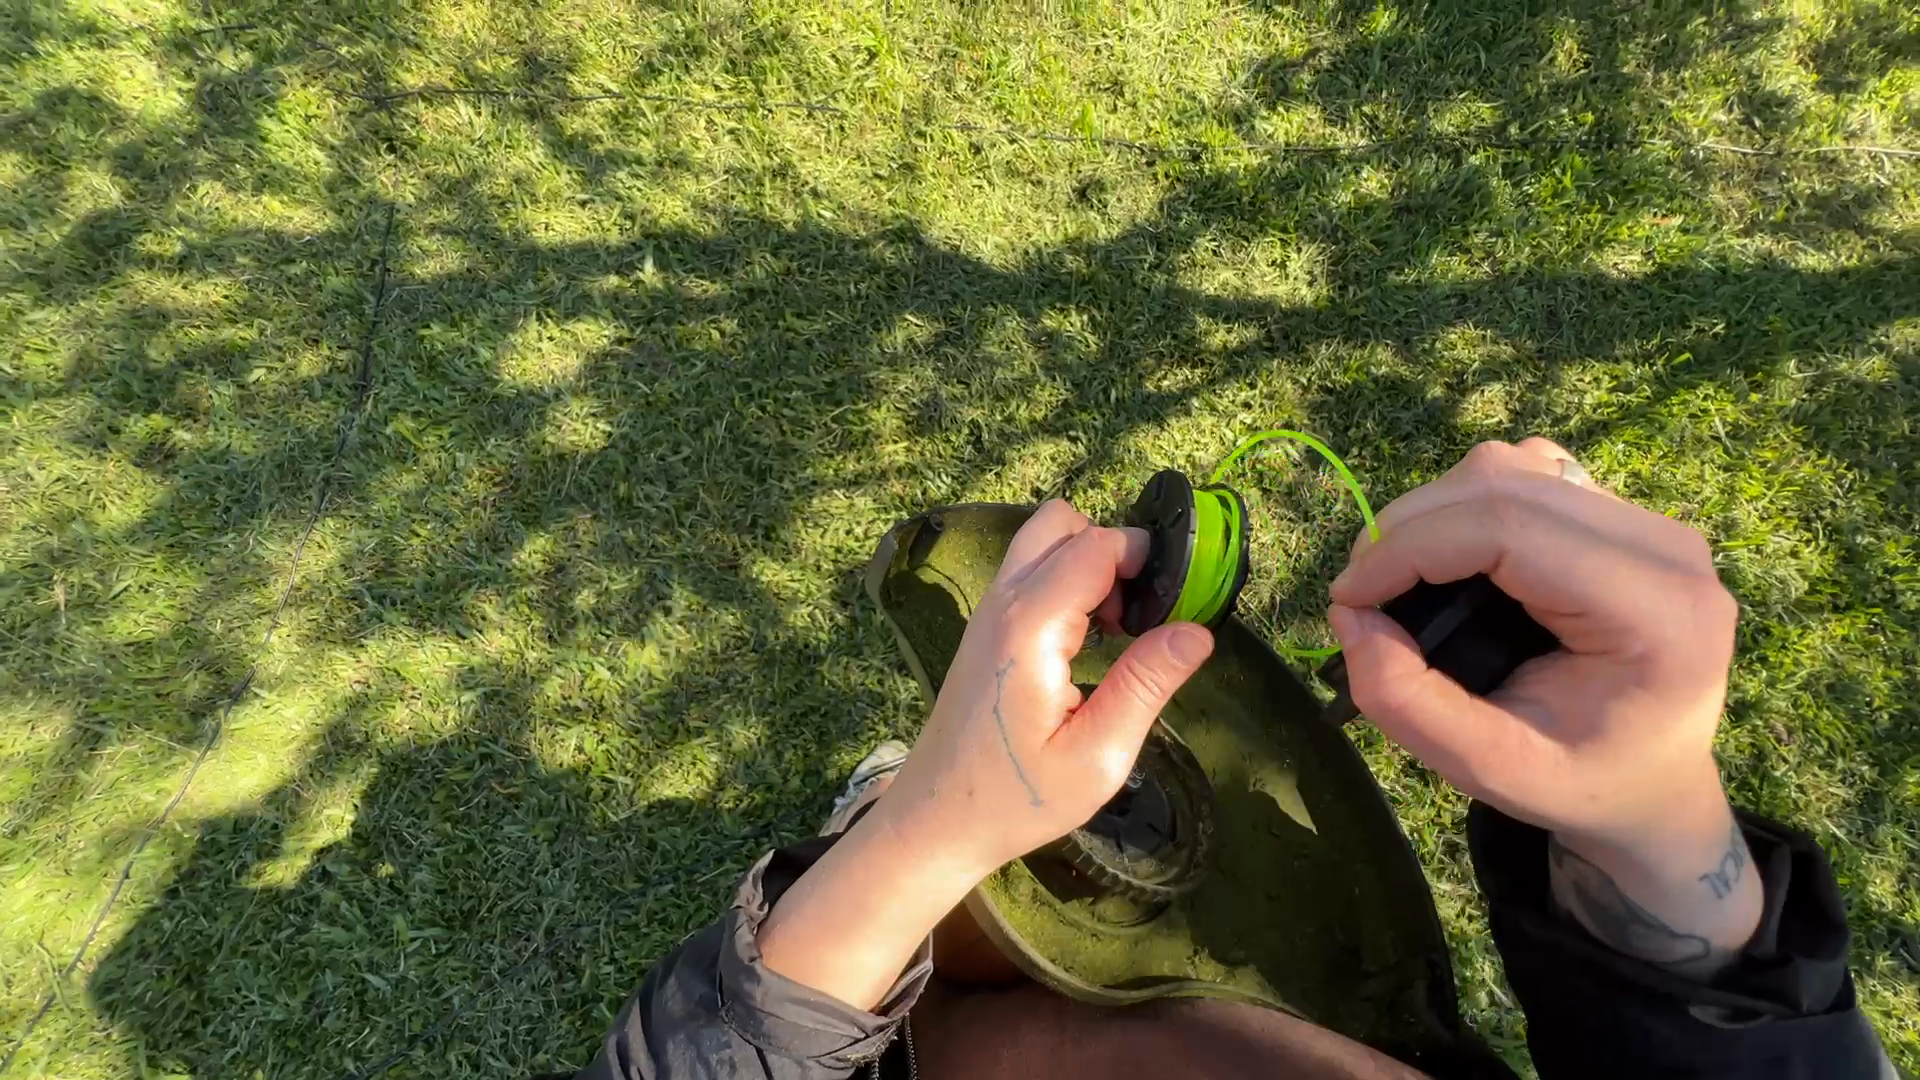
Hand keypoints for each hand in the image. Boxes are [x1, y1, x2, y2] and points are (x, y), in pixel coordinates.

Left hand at [760, 500, 1213, 1008]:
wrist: (937, 815)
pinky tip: (1083, 637)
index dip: (1144, 556)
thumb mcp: (1098, 756)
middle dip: (1111, 548)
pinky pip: (1030, 570)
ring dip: (1086, 561)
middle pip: (1061, 522)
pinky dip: (1064, 579)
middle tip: (1136, 610)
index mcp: (1031, 626)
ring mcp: (987, 608)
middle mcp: (1003, 600)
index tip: (1175, 600)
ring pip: (1042, 541)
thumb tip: (1198, 629)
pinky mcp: (985, 624)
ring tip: (1113, 626)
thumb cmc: (1017, 797)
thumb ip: (1146, 684)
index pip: (1095, 545)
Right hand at [1327, 438, 1760, 972]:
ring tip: (1397, 575)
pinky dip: (1457, 504)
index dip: (1405, 550)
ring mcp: (1641, 521)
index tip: (1346, 599)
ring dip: (1426, 514)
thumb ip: (1405, 700)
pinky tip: (1448, 556)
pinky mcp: (1612, 513)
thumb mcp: (1486, 768)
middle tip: (1360, 591)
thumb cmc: (1577, 780)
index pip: (1506, 526)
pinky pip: (1518, 471)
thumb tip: (1351, 615)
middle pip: (1499, 483)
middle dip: (1403, 530)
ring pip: (1502, 468)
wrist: (1649, 782)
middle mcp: (1661, 546)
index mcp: (1655, 610)